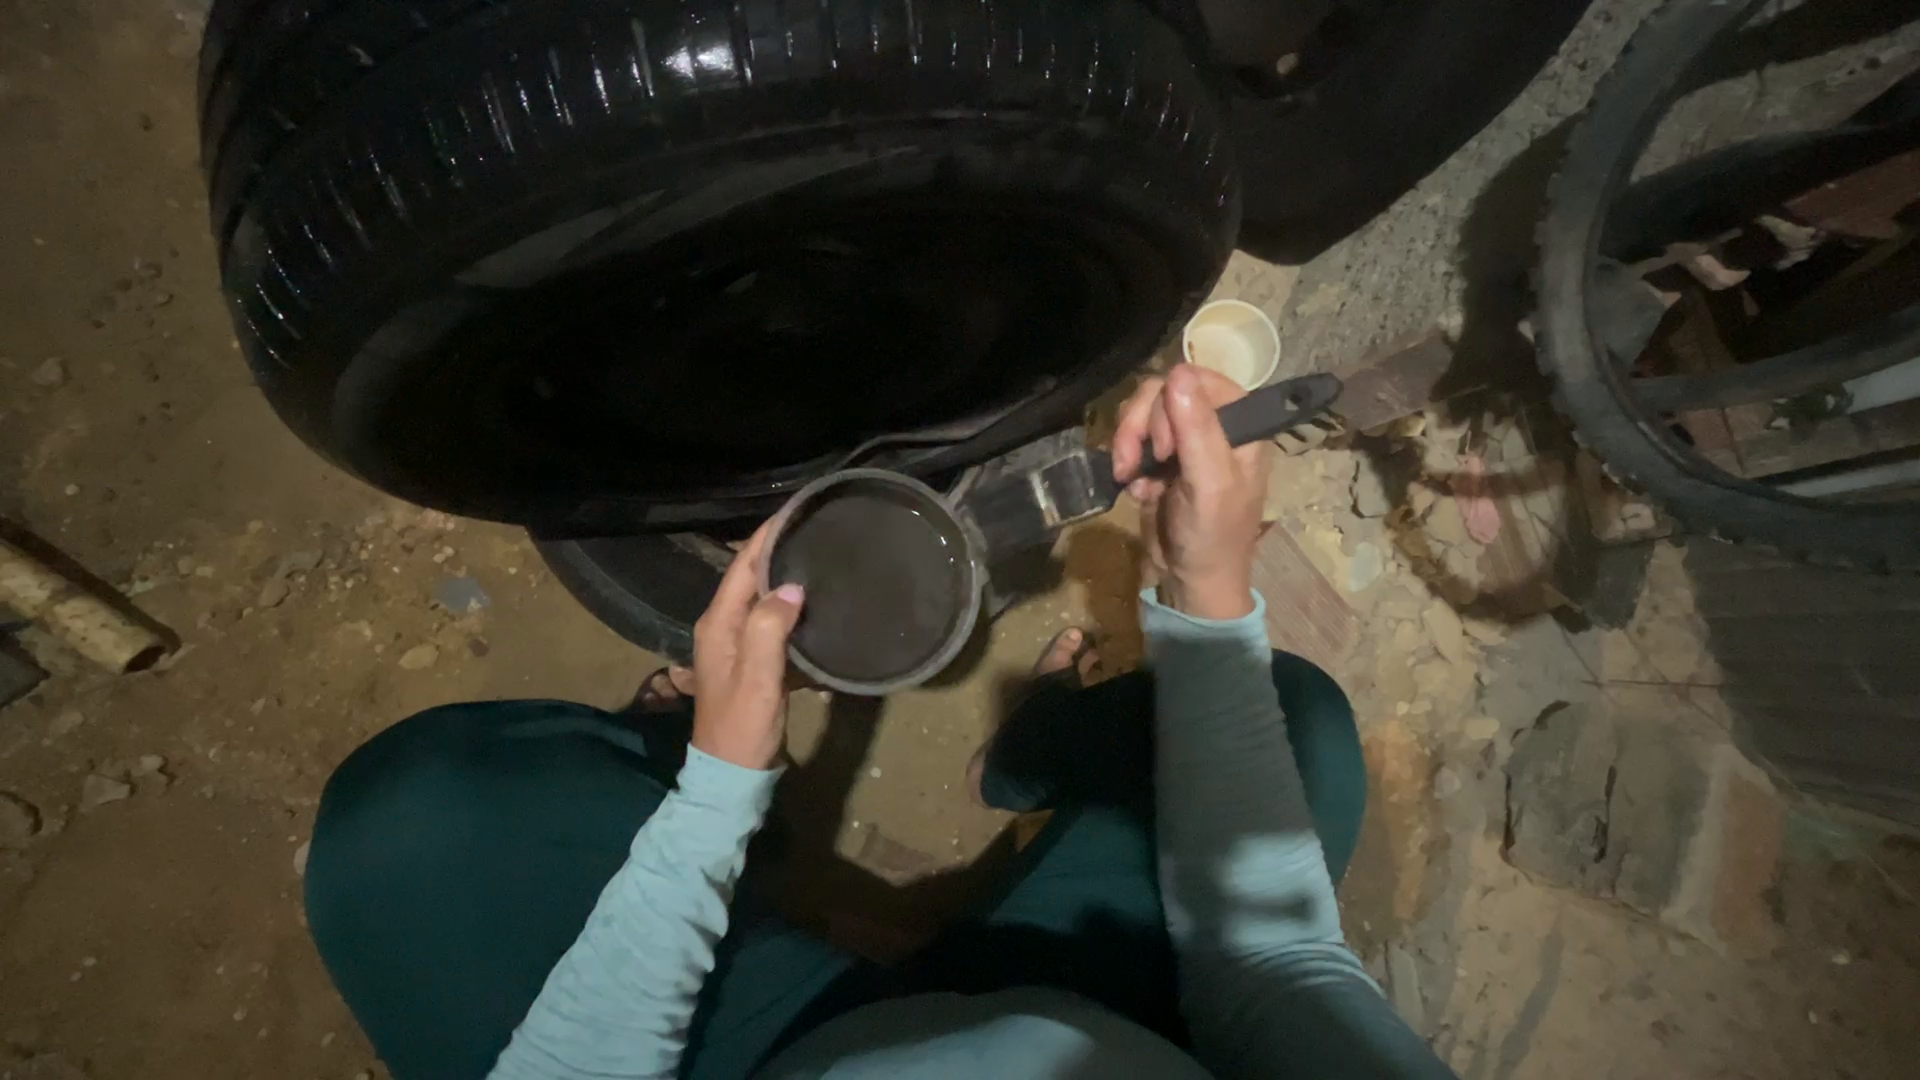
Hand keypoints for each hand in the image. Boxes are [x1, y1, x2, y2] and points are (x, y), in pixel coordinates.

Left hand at [689, 520, 806, 770]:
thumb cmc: (743, 727)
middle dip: (780, 546)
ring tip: (820, 551)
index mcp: (719, 623)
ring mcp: (738, 642)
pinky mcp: (754, 657)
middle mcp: (724, 625)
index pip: (743, 564)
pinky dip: (793, 602)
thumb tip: (793, 586)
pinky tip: (817, 598)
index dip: (767, 534)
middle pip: (752, 573)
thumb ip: (770, 629)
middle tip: (816, 525)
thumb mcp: (757, 679)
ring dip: (787, 572)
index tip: (797, 509)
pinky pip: (774, 617)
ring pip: (764, 594)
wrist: (733, 774)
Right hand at [1111, 363, 1270, 619]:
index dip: (1169, 407)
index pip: (1195, 379)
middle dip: (1140, 427)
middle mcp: (1213, 424)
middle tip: (1137, 465)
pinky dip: (1127, 461)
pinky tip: (1136, 488)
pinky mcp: (1159, 460)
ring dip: (1128, 444)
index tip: (1163, 447)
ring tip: (1130, 477)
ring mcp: (1184, 441)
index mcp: (1240, 422)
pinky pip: (1133, 438)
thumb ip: (1197, 429)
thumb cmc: (1213, 535)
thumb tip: (1177, 372)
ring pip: (1142, 412)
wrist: (1192, 579)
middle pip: (1161, 392)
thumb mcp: (1210, 482)